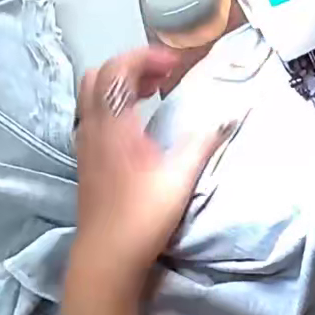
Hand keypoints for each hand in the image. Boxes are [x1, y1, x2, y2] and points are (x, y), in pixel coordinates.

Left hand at [71, 46, 230, 288]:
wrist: (106, 257)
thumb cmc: (142, 218)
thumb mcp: (180, 180)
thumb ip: (203, 143)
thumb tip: (229, 116)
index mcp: (113, 126)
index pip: (118, 70)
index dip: (145, 56)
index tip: (175, 64)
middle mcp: (93, 128)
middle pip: (100, 74)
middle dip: (132, 65)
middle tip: (165, 76)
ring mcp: (85, 143)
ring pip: (93, 93)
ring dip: (121, 83)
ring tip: (154, 92)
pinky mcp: (86, 158)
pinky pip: (94, 112)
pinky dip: (114, 102)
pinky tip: (137, 122)